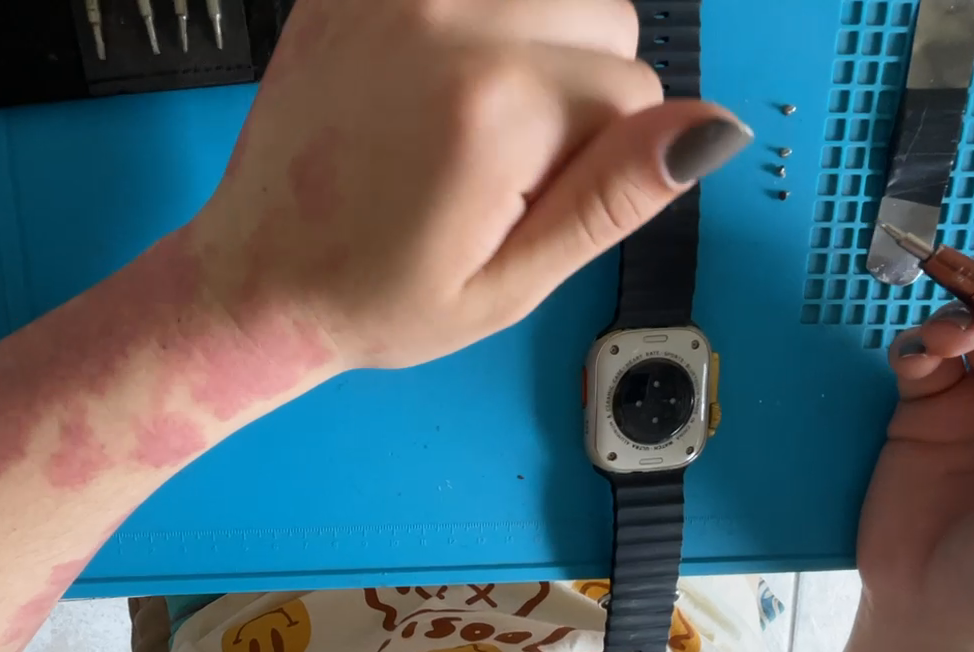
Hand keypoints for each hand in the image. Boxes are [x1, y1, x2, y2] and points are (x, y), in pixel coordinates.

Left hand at [187, 0, 749, 369]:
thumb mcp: (507, 286)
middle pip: (605, 14)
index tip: (529, 204)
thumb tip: (709, 130)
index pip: (638, 92)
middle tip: (498, 169)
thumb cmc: (375, 300)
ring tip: (467, 126)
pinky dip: (485, 22)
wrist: (264, 278)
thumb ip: (610, 201)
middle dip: (576, 97)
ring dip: (537, 47)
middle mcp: (452, 18)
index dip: (599, 164)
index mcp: (498, 108)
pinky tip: (441, 81)